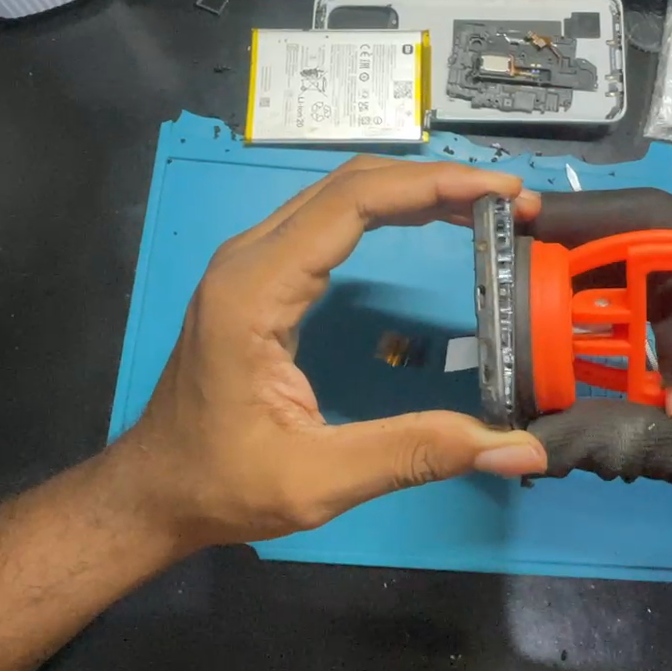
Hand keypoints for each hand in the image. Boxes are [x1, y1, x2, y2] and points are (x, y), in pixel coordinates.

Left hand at [104, 157, 549, 552]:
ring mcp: (253, 261)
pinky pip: (331, 219)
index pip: (352, 204)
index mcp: (255, 290)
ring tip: (483, 205)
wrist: (153, 488)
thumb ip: (417, 454)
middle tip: (507, 200)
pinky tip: (428, 220)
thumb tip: (518, 450)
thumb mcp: (320, 481)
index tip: (498, 191)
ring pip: (341, 194)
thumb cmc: (221, 484)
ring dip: (414, 191)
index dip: (431, 187)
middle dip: (435, 181)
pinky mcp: (263, 274)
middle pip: (351, 184)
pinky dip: (389, 210)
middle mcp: (250, 257)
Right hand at [521, 189, 671, 615]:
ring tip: (546, 295)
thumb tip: (522, 448)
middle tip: (520, 250)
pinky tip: (592, 329)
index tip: (526, 225)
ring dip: (608, 288)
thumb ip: (618, 438)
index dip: (595, 224)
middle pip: (665, 236)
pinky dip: (632, 318)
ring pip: (664, 266)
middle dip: (591, 249)